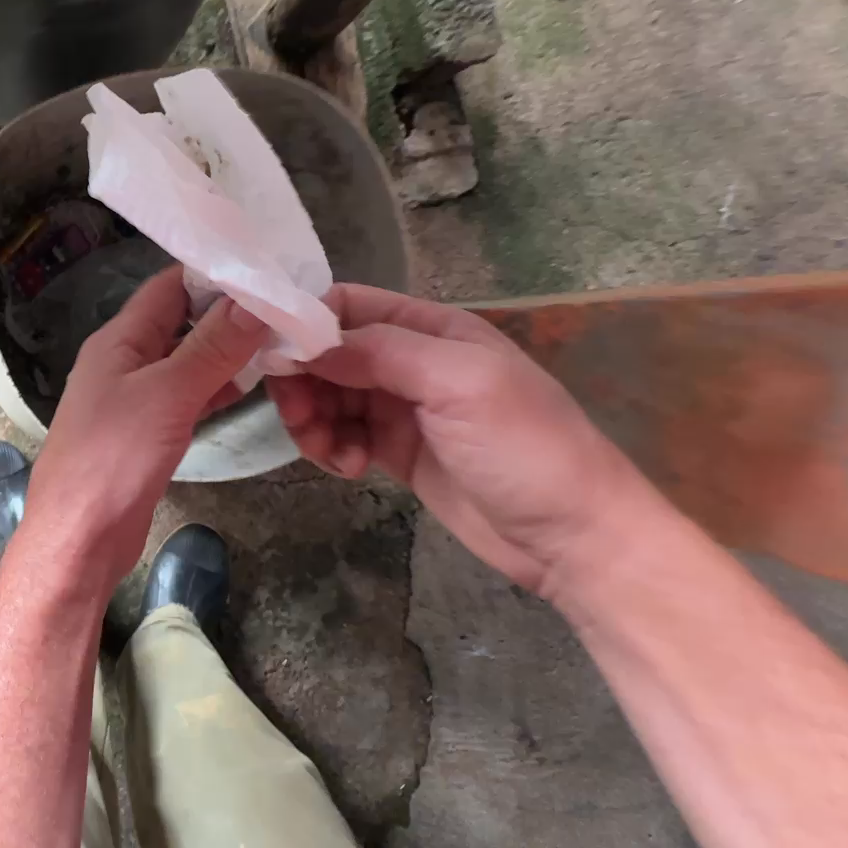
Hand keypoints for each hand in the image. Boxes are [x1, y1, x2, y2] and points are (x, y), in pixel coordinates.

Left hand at [19, 266, 270, 598]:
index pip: (166, 288)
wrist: (80, 535)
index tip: (267, 270)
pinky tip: (254, 385)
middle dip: (227, 313)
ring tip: (284, 340)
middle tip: (288, 307)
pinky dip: (216, 386)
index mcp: (117, 340)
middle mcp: (123, 361)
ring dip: (226, 351)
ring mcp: (134, 397)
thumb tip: (255, 300)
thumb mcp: (166, 394)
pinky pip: (185, 395)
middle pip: (178, 322)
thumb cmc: (114, 456)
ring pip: (185, 360)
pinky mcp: (146, 431)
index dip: (212, 275)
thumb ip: (210, 348)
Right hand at [265, 284, 658, 593]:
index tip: (275, 360)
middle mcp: (409, 360)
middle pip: (325, 353)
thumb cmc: (525, 450)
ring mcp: (398, 406)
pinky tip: (350, 468)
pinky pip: (337, 432)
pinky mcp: (391, 447)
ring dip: (312, 421)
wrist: (573, 541)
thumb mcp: (458, 384)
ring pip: (324, 395)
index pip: (346, 306)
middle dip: (303, 382)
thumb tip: (301, 342)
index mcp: (430, 329)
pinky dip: (330, 447)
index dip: (304, 325)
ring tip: (331, 454)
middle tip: (301, 419)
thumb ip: (379, 352)